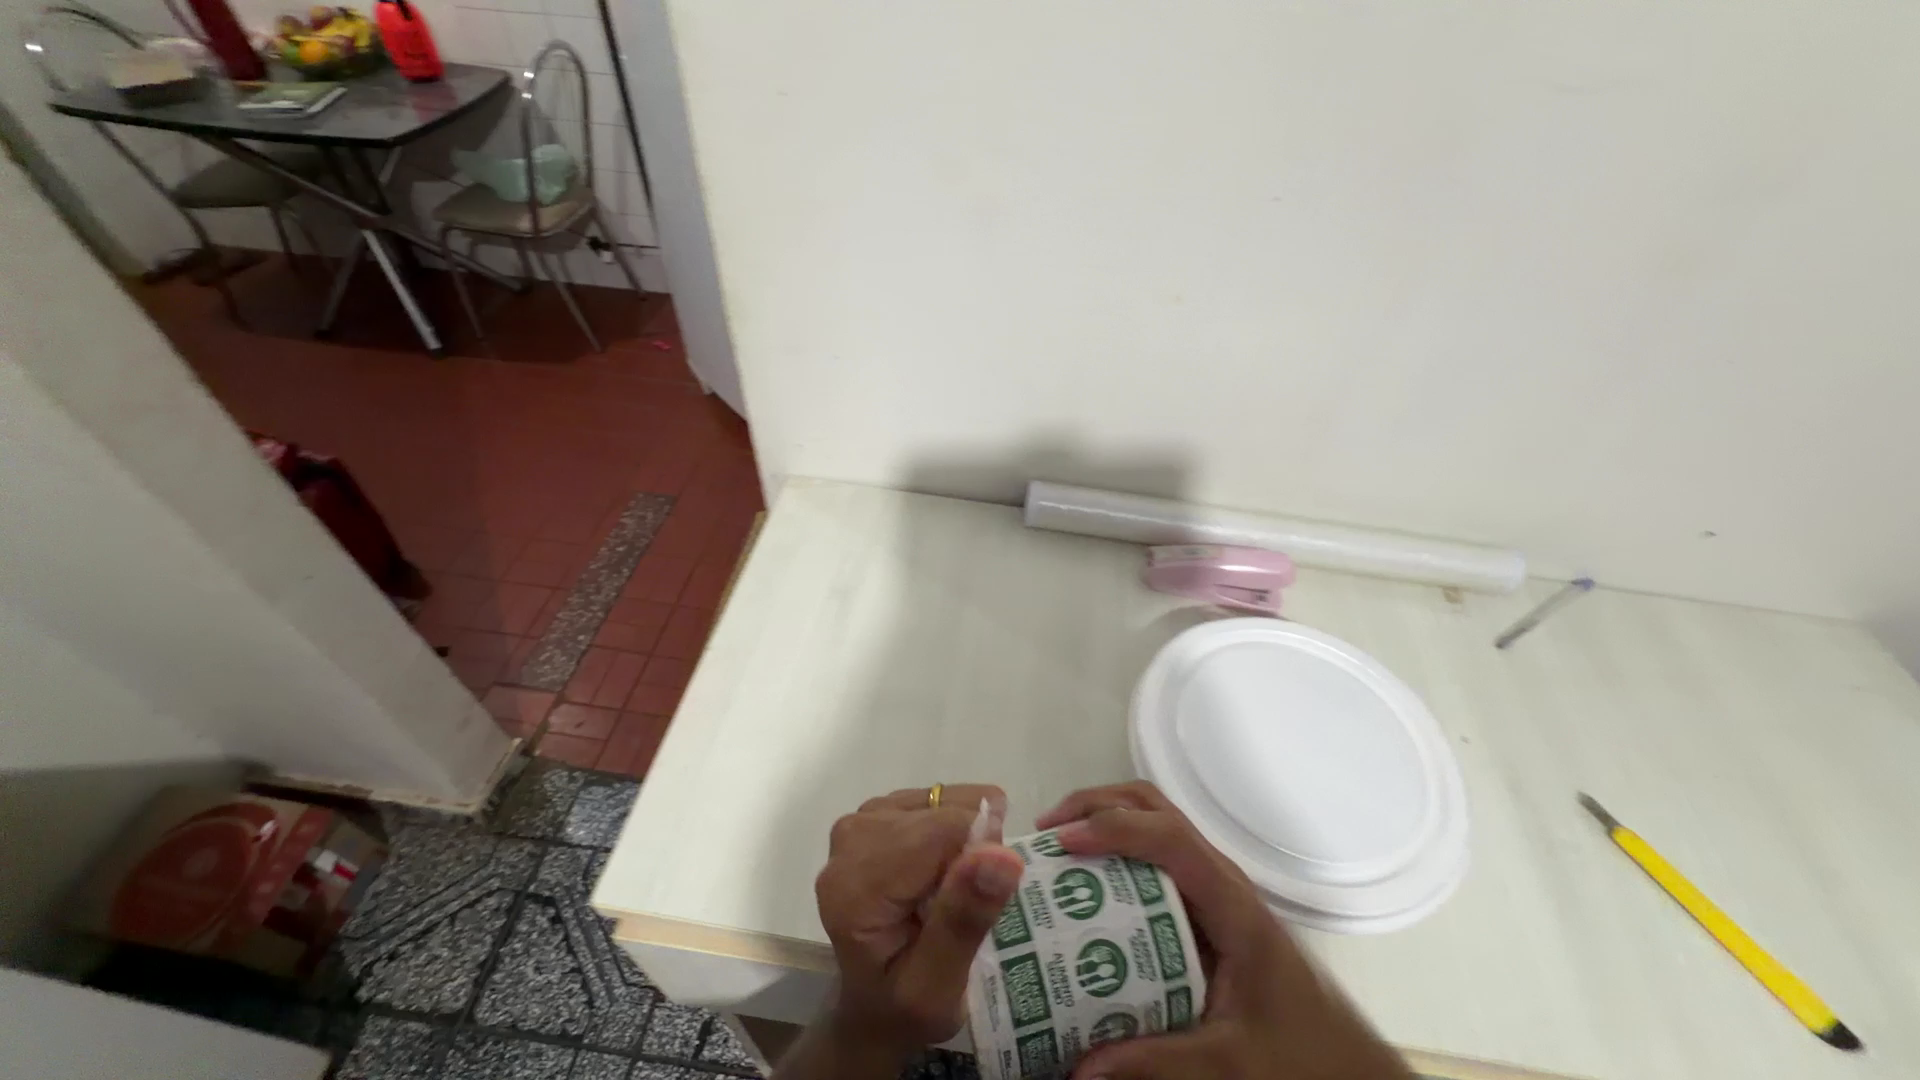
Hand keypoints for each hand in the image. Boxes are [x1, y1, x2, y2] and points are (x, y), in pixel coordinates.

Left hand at [798, 784, 1025, 1076]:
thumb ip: (963, 922)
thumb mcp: (938, 989)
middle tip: (975, 899)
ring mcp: (858, 823)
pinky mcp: (872, 816)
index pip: (939, 830)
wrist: (873, 1007)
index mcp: (856, 887)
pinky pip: (931, 799)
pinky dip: (952, 826)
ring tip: (961, 884)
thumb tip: (1001, 854)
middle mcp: (849, 842)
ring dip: (965, 835)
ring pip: (939, 799)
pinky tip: (948, 864)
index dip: (981, 851)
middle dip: (973, 845)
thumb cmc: (904, 1008)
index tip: (992, 894)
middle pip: (939, 811)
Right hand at [1036, 781, 1413, 1079]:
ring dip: (1105, 819)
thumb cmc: (1302, 1055)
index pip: (1169, 837)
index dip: (1112, 827)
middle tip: (1048, 833)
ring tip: (1057, 848)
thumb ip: (1155, 1062)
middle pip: (1157, 808)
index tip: (1061, 843)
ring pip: (1157, 823)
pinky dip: (1116, 850)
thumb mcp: (1230, 1063)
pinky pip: (1157, 857)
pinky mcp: (1207, 906)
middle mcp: (1222, 879)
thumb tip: (1076, 1070)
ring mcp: (1215, 888)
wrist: (1353, 1066)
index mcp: (1232, 903)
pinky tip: (1087, 886)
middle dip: (1097, 805)